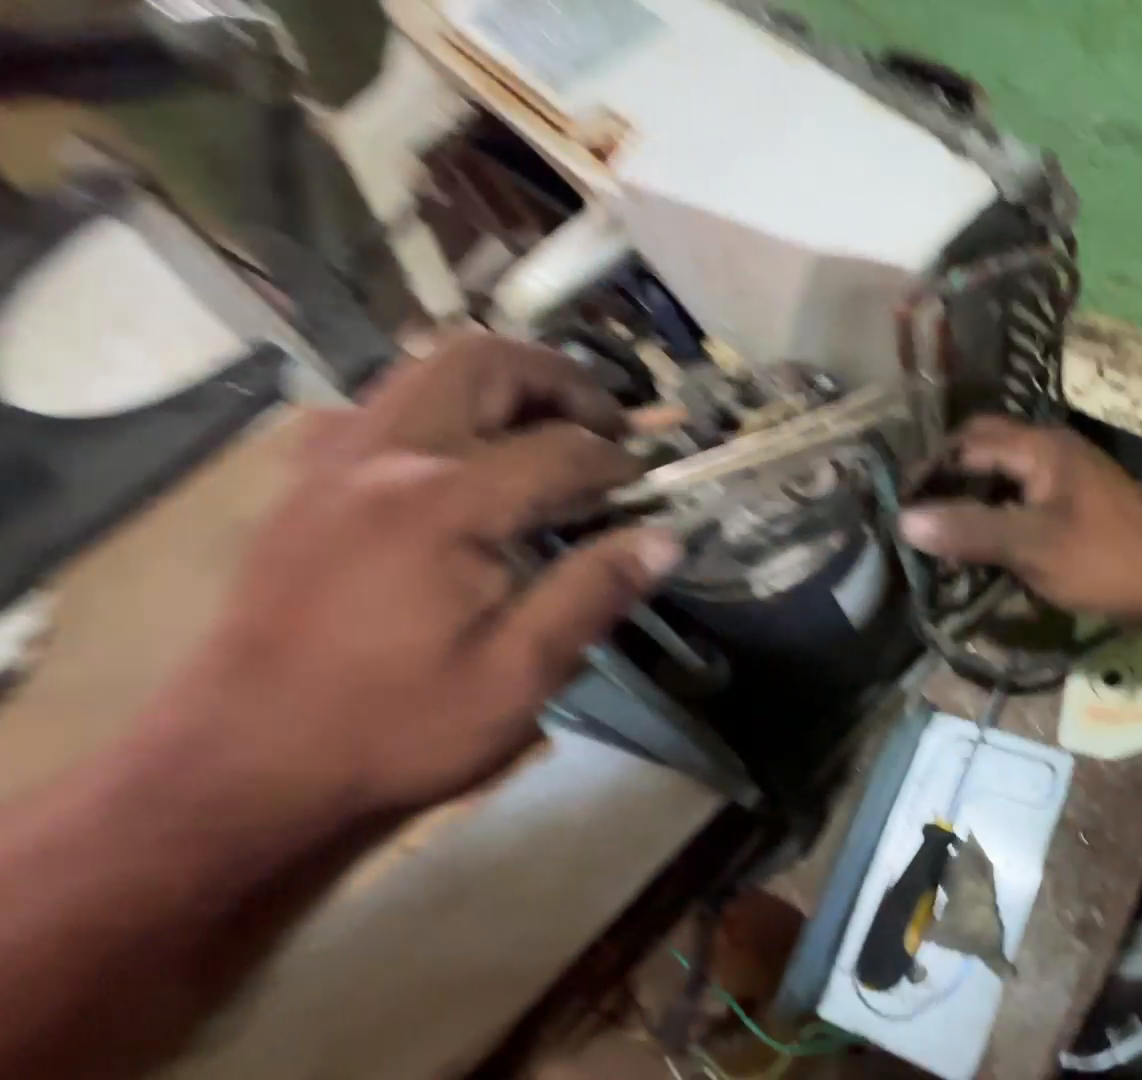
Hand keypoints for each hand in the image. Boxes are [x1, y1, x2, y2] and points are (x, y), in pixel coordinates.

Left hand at [143, 332, 681, 823]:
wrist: (241, 767)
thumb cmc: (392, 727)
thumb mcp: (517, 677)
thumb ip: (593, 592)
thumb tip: (665, 538)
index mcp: (441, 504)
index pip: (561, 450)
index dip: (619, 465)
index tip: (650, 491)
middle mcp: (383, 456)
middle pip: (485, 363)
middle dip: (563, 381)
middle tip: (609, 426)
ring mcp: (334, 460)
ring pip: (428, 369)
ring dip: (505, 384)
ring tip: (551, 427)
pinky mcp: (307, 482)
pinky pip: (385, 404)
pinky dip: (447, 407)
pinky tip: (469, 459)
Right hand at [900, 416, 1141, 625]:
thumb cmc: (1106, 559)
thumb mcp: (1032, 546)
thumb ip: (969, 529)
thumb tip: (903, 519)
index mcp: (1041, 447)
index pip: (967, 442)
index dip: (931, 470)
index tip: (901, 505)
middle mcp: (1054, 449)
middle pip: (986, 450)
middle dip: (952, 480)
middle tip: (923, 518)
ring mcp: (1070, 475)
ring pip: (1006, 475)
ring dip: (976, 500)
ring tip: (948, 535)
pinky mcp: (1080, 502)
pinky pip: (1026, 496)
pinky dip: (1001, 514)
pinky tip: (989, 545)